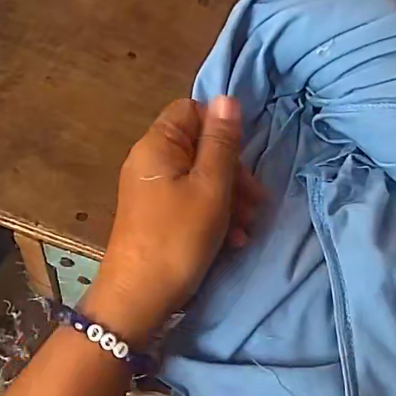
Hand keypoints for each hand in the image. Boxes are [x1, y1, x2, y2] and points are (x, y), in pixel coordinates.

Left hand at [84, 96, 262, 345]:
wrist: (139, 297)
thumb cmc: (178, 238)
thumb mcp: (211, 188)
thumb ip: (221, 142)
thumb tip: (226, 97)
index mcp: (157, 145)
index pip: (191, 111)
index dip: (220, 130)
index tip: (242, 159)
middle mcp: (150, 161)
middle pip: (199, 147)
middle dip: (232, 173)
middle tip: (256, 202)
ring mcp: (150, 190)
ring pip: (198, 178)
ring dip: (229, 199)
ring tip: (247, 227)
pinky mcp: (155, 215)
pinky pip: (188, 201)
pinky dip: (212, 216)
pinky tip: (232, 240)